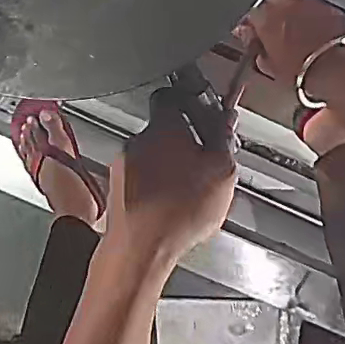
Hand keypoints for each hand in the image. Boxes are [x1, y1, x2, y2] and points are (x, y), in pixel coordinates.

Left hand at [105, 90, 237, 266]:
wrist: (142, 246)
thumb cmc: (179, 210)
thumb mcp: (222, 172)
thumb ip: (224, 140)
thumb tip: (226, 123)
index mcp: (164, 126)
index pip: (174, 96)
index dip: (192, 104)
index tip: (207, 115)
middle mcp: (138, 140)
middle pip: (165, 129)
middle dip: (185, 141)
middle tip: (207, 158)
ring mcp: (125, 166)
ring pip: (153, 156)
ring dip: (171, 166)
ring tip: (193, 189)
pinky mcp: (118, 190)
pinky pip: (142, 179)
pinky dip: (157, 186)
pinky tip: (174, 205)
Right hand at [243, 0, 344, 84]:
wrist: (331, 69)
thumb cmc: (299, 71)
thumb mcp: (270, 65)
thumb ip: (257, 47)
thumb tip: (250, 39)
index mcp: (266, 19)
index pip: (252, 12)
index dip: (253, 22)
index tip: (254, 30)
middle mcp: (284, 5)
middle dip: (270, 4)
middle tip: (273, 19)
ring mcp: (306, 2)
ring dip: (288, 0)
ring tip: (291, 14)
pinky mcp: (326, 6)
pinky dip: (308, 6)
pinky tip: (310, 18)